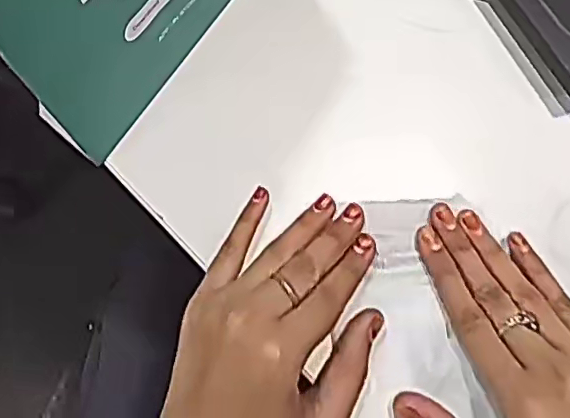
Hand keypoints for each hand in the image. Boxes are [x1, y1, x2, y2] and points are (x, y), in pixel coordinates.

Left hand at [161, 188, 382, 417]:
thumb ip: (348, 368)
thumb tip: (368, 324)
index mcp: (282, 350)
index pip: (329, 294)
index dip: (352, 267)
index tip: (366, 247)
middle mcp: (250, 318)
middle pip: (304, 266)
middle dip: (333, 237)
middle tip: (352, 216)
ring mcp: (222, 304)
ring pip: (271, 251)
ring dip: (301, 224)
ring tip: (323, 205)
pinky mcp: (201, 299)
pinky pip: (227, 250)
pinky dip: (245, 221)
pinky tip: (260, 200)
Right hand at [398, 204, 569, 417]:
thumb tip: (405, 404)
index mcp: (522, 401)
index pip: (470, 320)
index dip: (444, 275)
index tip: (428, 243)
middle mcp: (551, 372)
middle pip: (493, 297)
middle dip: (461, 250)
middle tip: (442, 217)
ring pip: (527, 293)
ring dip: (493, 251)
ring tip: (471, 221)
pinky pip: (569, 308)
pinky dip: (541, 273)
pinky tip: (522, 247)